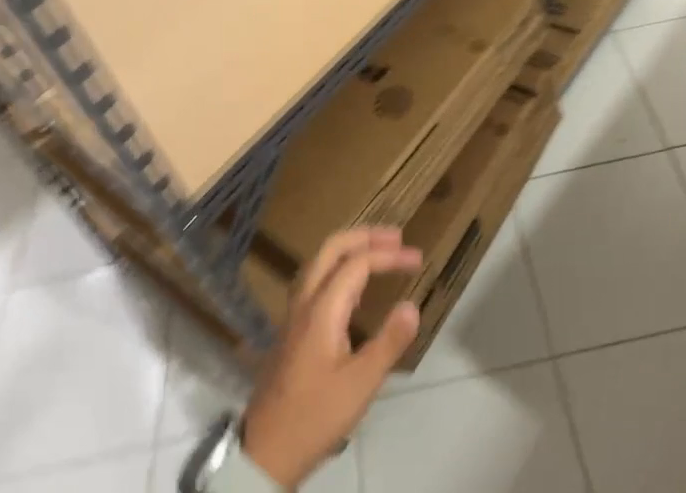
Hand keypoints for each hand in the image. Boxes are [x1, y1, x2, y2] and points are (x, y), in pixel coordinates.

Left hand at [242, 228, 423, 488]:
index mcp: (321, 310)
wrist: (267, 449)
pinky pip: (314, 283)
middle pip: (329, 250)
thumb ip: (388, 341)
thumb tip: (412, 305)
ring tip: (377, 252)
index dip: (388, 255)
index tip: (418, 258)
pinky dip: (338, 269)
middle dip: (364, 236)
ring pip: (318, 265)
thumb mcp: (361, 383)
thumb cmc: (316, 415)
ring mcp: (293, 317)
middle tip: (396, 237)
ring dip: (348, 250)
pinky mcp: (291, 332)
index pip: (356, 264)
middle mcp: (303, 304)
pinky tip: (352, 288)